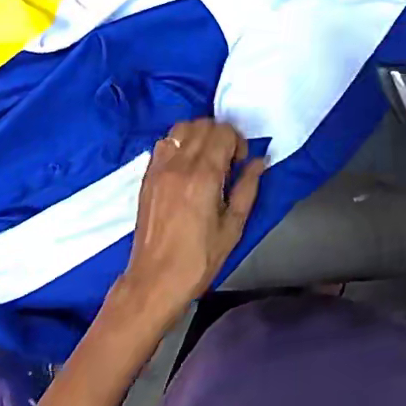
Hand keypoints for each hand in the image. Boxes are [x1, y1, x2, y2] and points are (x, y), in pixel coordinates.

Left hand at [112, 119, 263, 314]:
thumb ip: (248, 188)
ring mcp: (159, 169)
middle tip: (227, 159)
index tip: (240, 162)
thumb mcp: (234, 225)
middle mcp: (179, 166)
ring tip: (207, 158)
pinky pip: (164, 143)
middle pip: (203, 125)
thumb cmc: (199, 258)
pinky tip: (186, 165)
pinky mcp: (147, 177)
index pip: (223, 132)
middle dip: (221, 135)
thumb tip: (258, 162)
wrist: (155, 280)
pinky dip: (179, 144)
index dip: (237, 141)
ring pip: (182, 128)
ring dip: (199, 135)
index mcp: (204, 177)